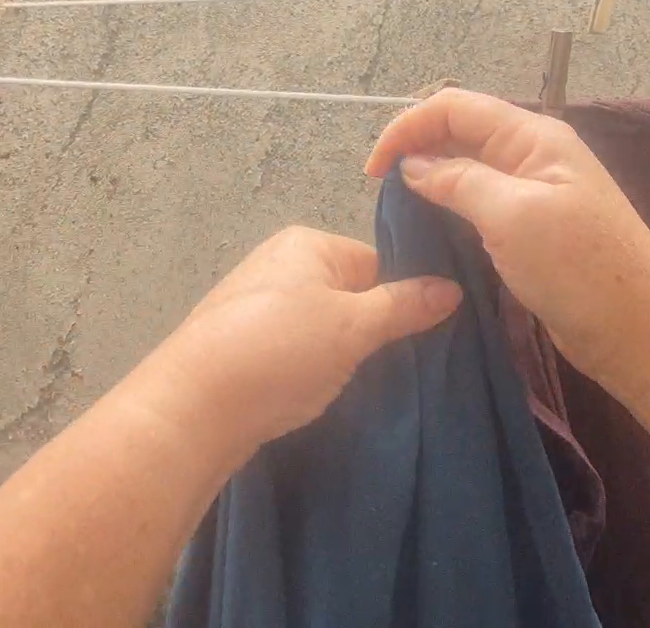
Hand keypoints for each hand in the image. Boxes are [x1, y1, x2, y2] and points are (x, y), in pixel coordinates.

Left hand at [126, 226, 462, 461]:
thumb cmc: (280, 349)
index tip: (428, 336)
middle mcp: (281, 263)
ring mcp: (260, 302)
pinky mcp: (246, 340)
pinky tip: (323, 392)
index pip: (377, 262)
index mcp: (308, 244)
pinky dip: (313, 366)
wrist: (196, 405)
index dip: (402, 299)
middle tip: (403, 366)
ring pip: (324, 323)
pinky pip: (297, 345)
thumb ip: (403, 306)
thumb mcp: (352, 326)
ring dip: (344, 352)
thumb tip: (453, 289)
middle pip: (350, 293)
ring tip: (366, 385)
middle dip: (373, 329)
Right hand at [365, 89, 649, 400]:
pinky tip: (432, 223)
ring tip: (401, 205)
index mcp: (532, 136)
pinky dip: (449, 202)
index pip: (454, 106)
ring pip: (467, 164)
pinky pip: (479, 197)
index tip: (375, 171)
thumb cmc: (580, 269)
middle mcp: (531, 153)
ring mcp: (532, 189)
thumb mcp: (512, 216)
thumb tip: (413, 166)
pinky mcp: (530, 223)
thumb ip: (458, 180)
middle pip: (459, 129)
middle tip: (384, 189)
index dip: (408, 127)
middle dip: (416, 147)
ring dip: (431, 175)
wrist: (642, 333)